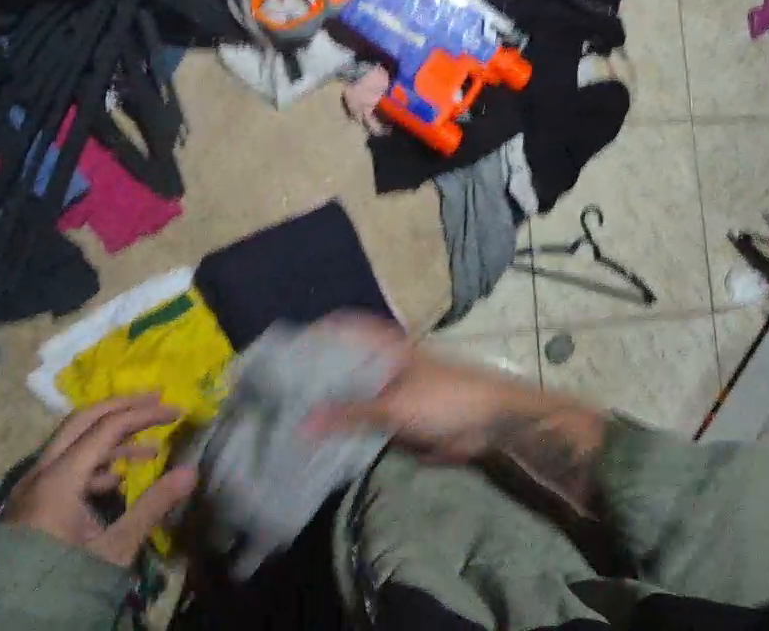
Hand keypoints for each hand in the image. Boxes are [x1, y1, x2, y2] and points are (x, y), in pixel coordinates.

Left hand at [4, 395, 198, 566]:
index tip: (177, 410)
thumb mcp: (113, 549)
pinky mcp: (32, 503)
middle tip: (158, 400)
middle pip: (84, 421)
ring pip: (74, 443)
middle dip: (123, 407)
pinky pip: (66, 466)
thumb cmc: (64, 582)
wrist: (10, 623)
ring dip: (113, 438)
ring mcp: (32, 487)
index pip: (108, 427)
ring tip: (151, 448)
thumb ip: (152, 506)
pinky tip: (121, 478)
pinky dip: (96, 461)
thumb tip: (191, 472)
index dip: (145, 414)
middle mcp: (41, 472)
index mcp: (59, 478)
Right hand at [303, 316, 596, 462]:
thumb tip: (301, 423)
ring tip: (289, 416)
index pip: (346, 327)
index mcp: (387, 345)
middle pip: (346, 362)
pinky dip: (346, 426)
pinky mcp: (400, 416)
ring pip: (354, 393)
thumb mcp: (394, 407)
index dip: (318, 331)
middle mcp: (387, 361)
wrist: (492, 423)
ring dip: (330, 403)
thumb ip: (349, 414)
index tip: (285, 344)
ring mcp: (393, 388)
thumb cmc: (446, 399)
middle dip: (316, 374)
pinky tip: (321, 441)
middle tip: (276, 389)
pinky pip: (366, 419)